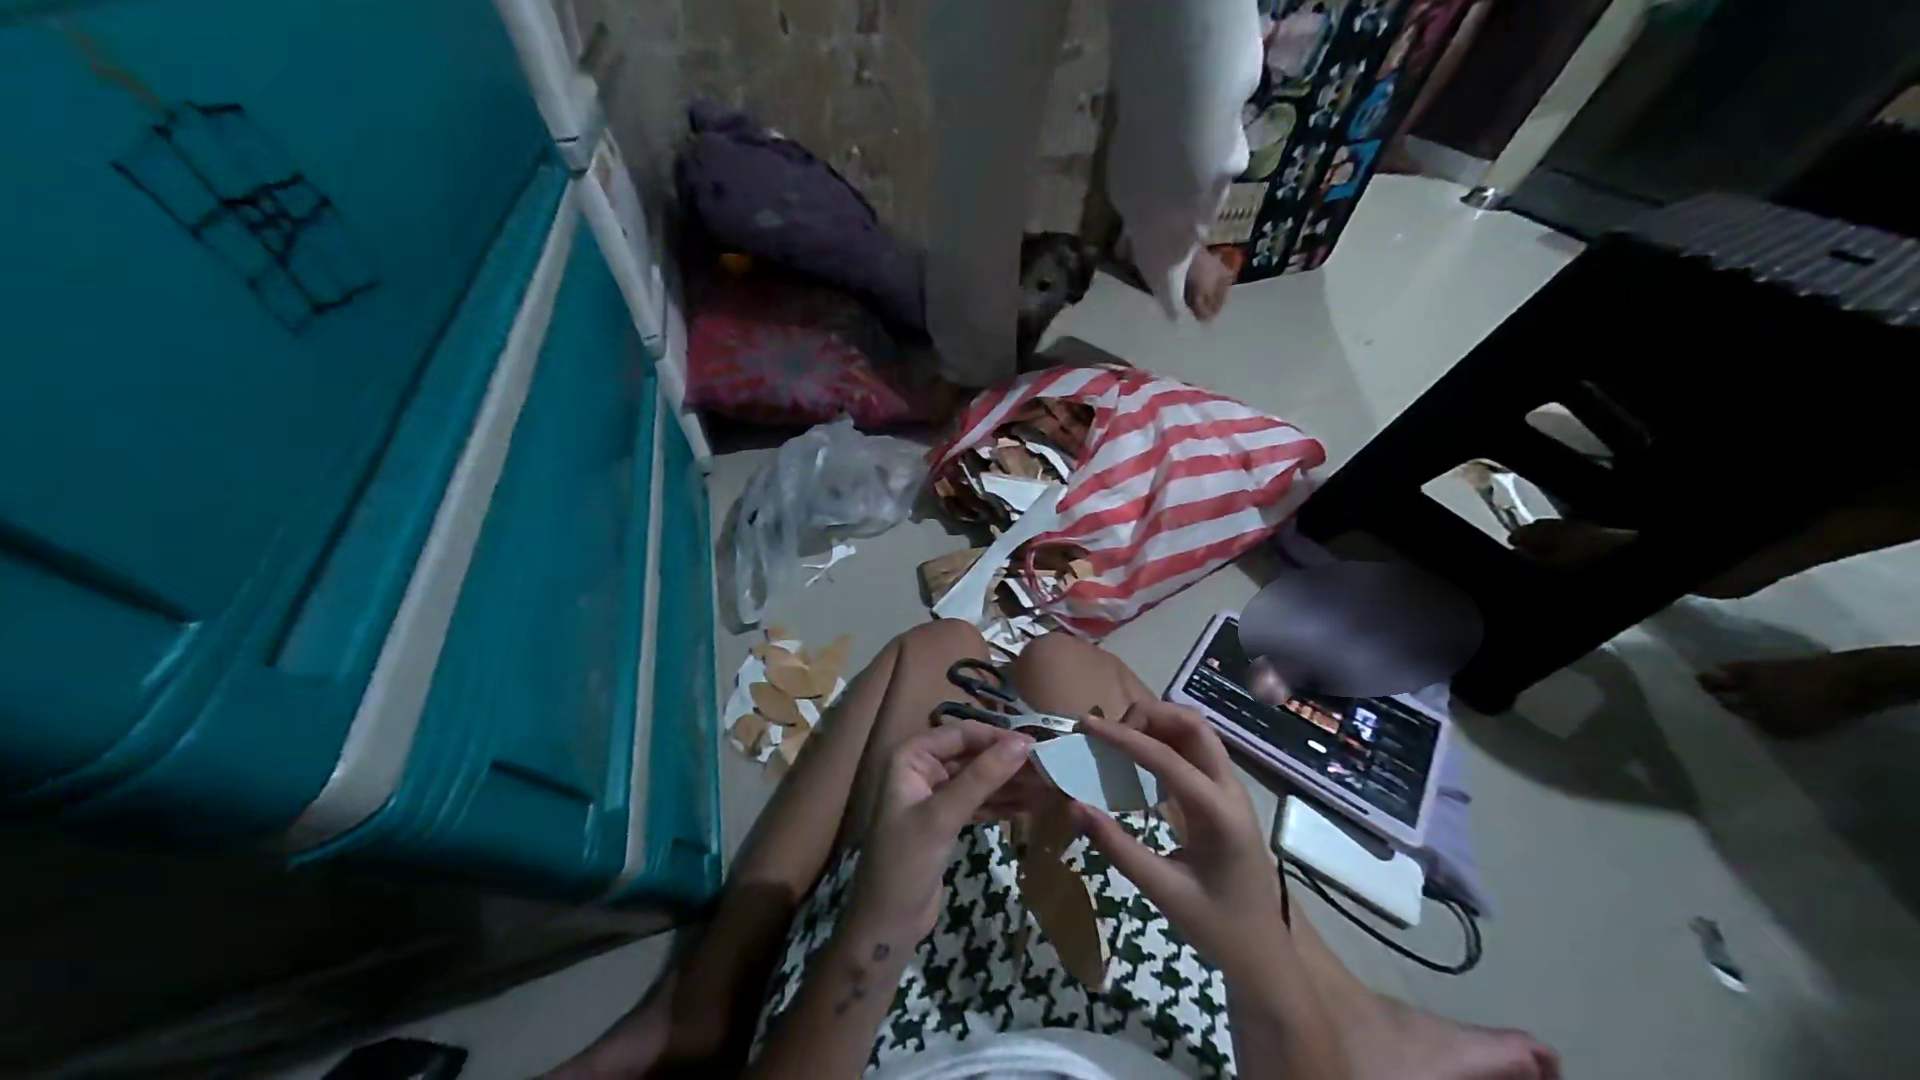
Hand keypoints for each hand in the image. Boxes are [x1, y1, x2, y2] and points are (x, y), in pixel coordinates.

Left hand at [850, 721, 1034, 938]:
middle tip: (1050, 767)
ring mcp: (934, 795)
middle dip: (1008, 761)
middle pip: (972, 754)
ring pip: (979, 778)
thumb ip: (982, 778)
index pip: (961, 734)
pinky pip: (979, 800)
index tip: (1037, 746)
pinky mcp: (946, 819)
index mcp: (910, 757)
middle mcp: (921, 768)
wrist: (887, 925)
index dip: (998, 737)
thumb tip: (1023, 744)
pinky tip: (1031, 805)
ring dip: (1010, 782)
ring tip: (1049, 785)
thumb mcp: (943, 816)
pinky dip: (1002, 802)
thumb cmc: (905, 863)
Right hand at [1071, 703, 1287, 978]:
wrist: (1264, 955)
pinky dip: (1165, 740)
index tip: (1087, 726)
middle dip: (1149, 715)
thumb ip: (1118, 847)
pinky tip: (1138, 762)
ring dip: (1158, 723)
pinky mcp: (1223, 796)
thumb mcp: (1163, 892)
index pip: (1167, 757)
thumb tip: (1074, 805)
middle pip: (1193, 725)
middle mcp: (1230, 790)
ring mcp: (1231, 790)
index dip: (1124, 737)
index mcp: (1219, 813)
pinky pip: (1195, 751)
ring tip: (1119, 741)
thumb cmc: (1217, 927)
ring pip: (1196, 732)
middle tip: (1108, 734)